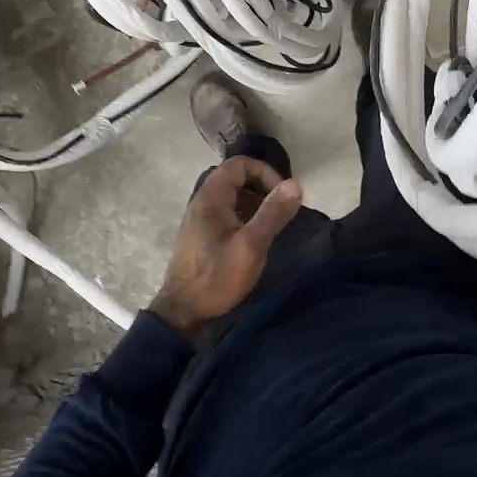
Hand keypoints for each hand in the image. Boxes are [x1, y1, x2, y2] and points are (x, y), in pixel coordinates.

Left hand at [148, 157, 303, 336]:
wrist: (182, 312)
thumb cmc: (216, 277)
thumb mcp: (250, 246)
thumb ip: (272, 214)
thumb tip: (295, 184)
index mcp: (211, 196)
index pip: (239, 164)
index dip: (264, 172)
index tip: (282, 194)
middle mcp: (202, 200)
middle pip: (235, 177)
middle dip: (262, 187)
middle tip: (280, 209)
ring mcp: (200, 217)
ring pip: (231, 195)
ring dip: (254, 202)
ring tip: (272, 224)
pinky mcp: (201, 234)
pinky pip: (226, 211)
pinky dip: (244, 215)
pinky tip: (254, 237)